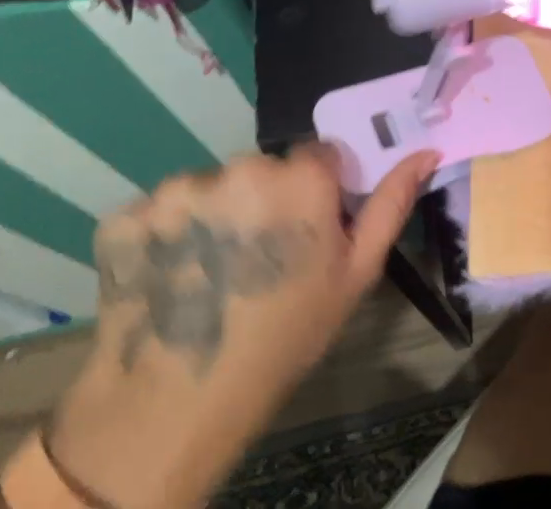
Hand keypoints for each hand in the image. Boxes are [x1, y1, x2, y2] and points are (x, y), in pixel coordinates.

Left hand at [48, 144, 439, 506]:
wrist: (177, 398)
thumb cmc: (287, 334)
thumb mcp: (357, 273)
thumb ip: (391, 204)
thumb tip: (426, 153)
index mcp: (300, 179)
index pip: (318, 154)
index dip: (318, 191)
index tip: (309, 230)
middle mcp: (238, 169)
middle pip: (261, 168)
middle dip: (265, 199)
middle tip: (261, 257)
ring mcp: (176, 191)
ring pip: (211, 186)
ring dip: (216, 213)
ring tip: (213, 269)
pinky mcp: (125, 215)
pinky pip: (161, 208)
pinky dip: (170, 232)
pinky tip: (175, 273)